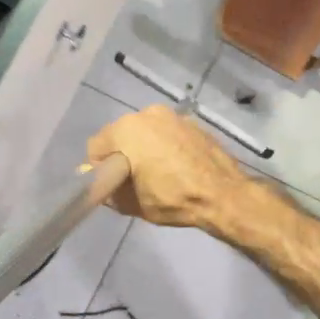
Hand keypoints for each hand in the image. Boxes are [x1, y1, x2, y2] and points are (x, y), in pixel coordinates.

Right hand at [86, 105, 256, 232]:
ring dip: (146, 148)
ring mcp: (174, 115)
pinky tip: (178, 166)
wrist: (222, 194)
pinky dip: (167, 146)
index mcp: (127, 129)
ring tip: (159, 172)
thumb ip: (111, 192)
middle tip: (135, 180)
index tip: (112, 185)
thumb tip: (104, 185)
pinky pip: (169, 133)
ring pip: (147, 132)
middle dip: (124, 154)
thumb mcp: (132, 204)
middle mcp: (148, 114)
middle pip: (122, 135)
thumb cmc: (172, 198)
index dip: (100, 168)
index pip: (97, 146)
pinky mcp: (193, 123)